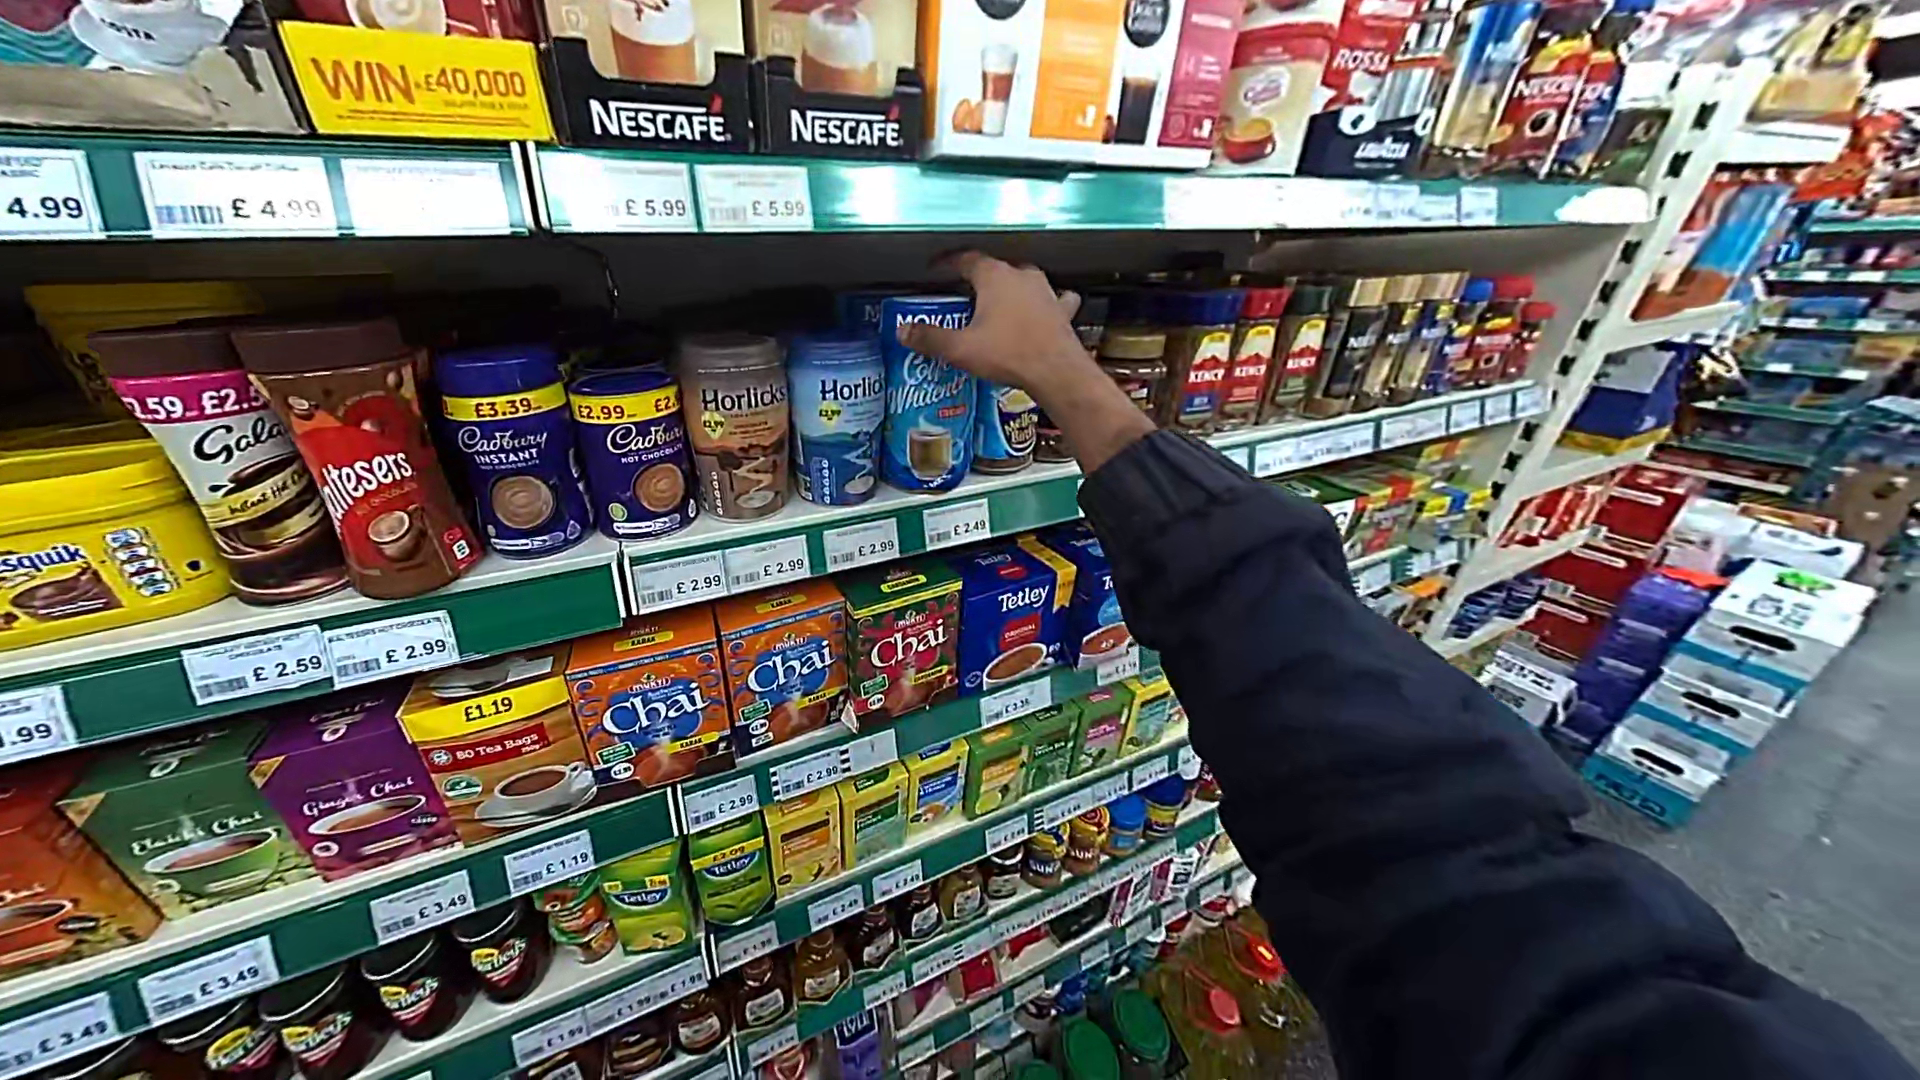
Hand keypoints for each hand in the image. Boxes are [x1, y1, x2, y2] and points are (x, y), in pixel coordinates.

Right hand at [893, 251, 1099, 405]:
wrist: (1055, 371)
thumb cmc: (1008, 354)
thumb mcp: (961, 348)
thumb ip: (930, 338)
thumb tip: (903, 332)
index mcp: (994, 277)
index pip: (966, 259)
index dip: (948, 262)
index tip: (937, 268)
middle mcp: (1022, 276)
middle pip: (996, 268)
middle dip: (980, 278)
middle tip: (966, 292)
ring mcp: (1046, 292)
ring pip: (1025, 280)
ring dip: (1013, 287)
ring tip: (1001, 301)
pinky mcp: (1062, 312)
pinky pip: (1056, 300)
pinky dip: (1048, 303)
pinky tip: (1047, 308)